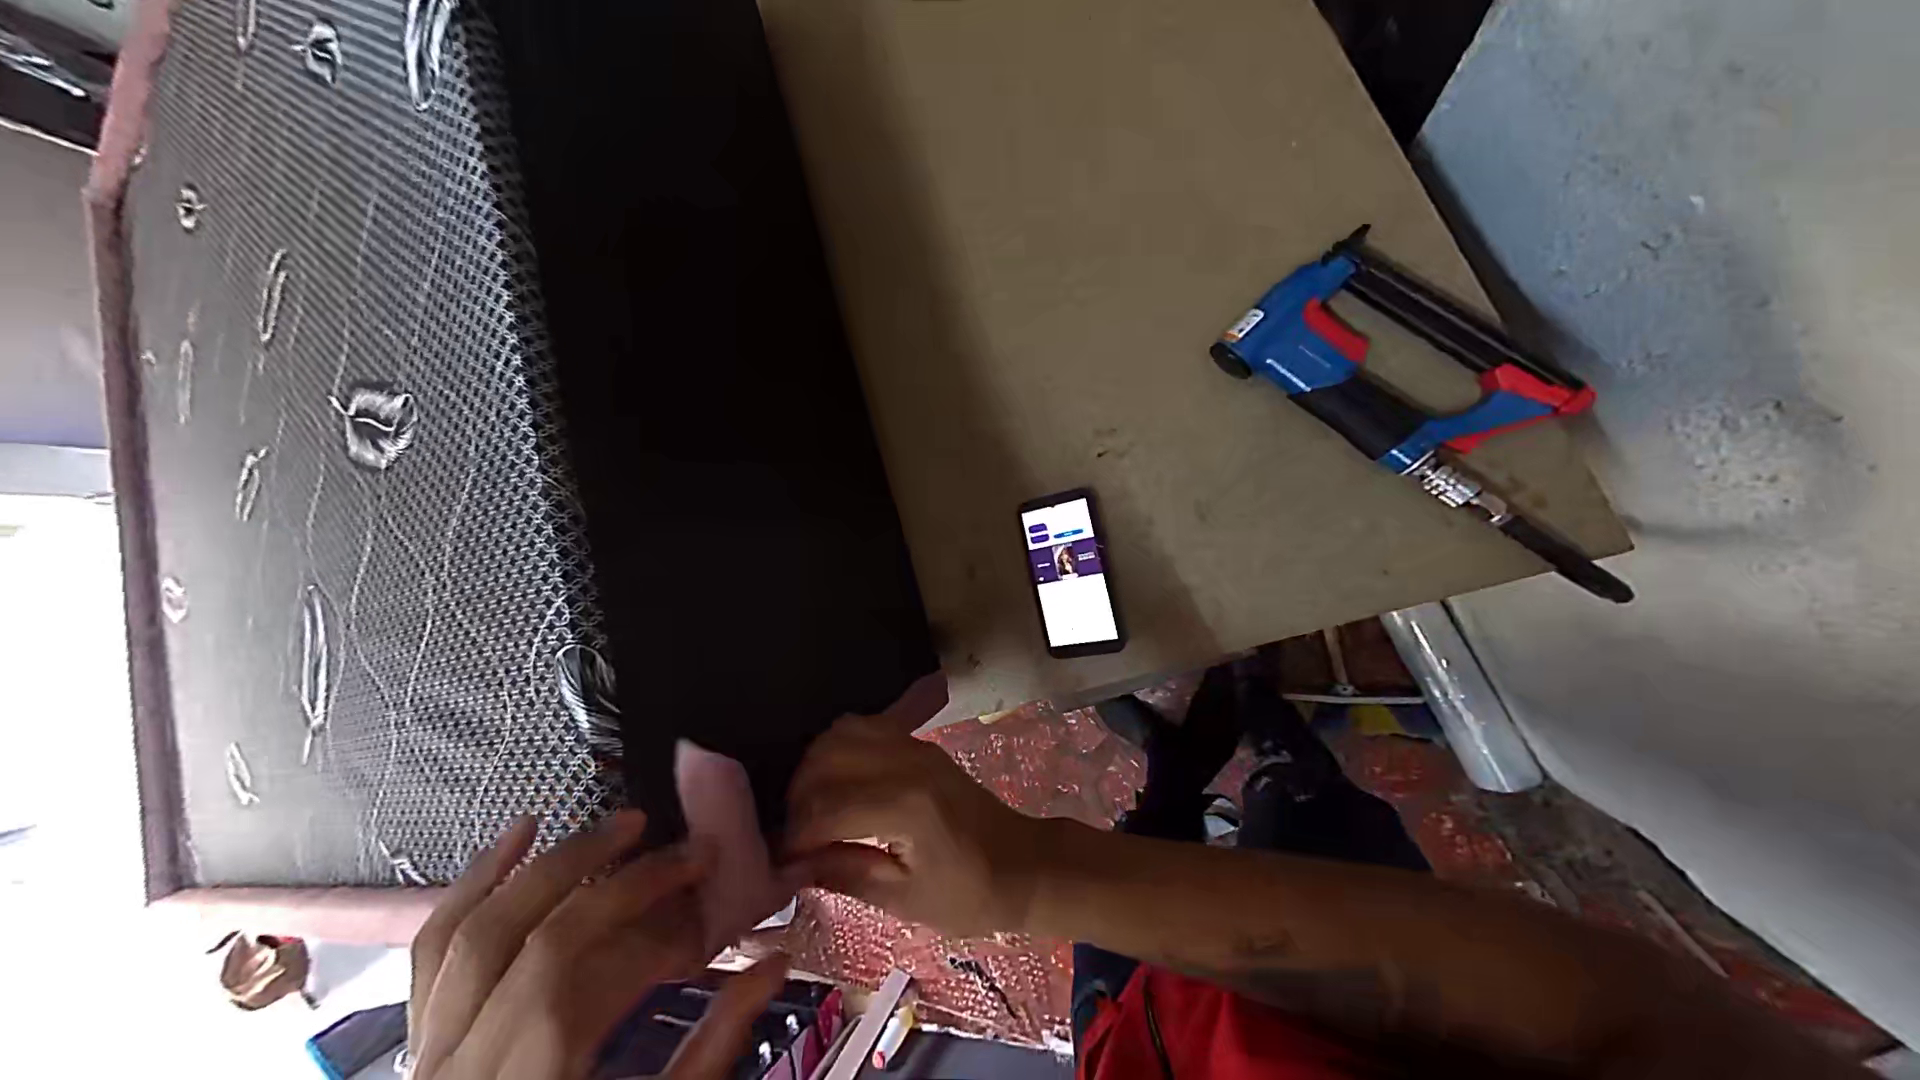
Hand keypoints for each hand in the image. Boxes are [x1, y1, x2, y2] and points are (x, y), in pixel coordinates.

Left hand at [408, 812, 786, 1079]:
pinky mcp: (418, 1041)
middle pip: (552, 941)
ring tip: (624, 823)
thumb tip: (773, 965)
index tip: (715, 922)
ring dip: (559, 863)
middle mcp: (469, 1064)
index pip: (609, 982)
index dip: (672, 938)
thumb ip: (713, 1047)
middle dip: (632, 883)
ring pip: (482, 930)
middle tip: (692, 851)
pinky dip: (475, 881)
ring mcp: (430, 1052)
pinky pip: (433, 950)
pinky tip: (521, 831)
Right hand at [784, 712, 1047, 936]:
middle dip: (798, 797)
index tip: (778, 862)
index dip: (794, 836)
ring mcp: (914, 745)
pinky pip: (865, 727)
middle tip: (793, 834)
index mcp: (905, 807)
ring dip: (814, 766)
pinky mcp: (919, 742)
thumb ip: (844, 873)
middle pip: (825, 761)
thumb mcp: (903, 899)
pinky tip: (835, 780)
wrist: (1022, 863)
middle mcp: (906, 763)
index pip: (825, 809)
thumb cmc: (968, 894)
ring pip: (841, 733)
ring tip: (810, 807)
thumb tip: (791, 864)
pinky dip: (838, 747)